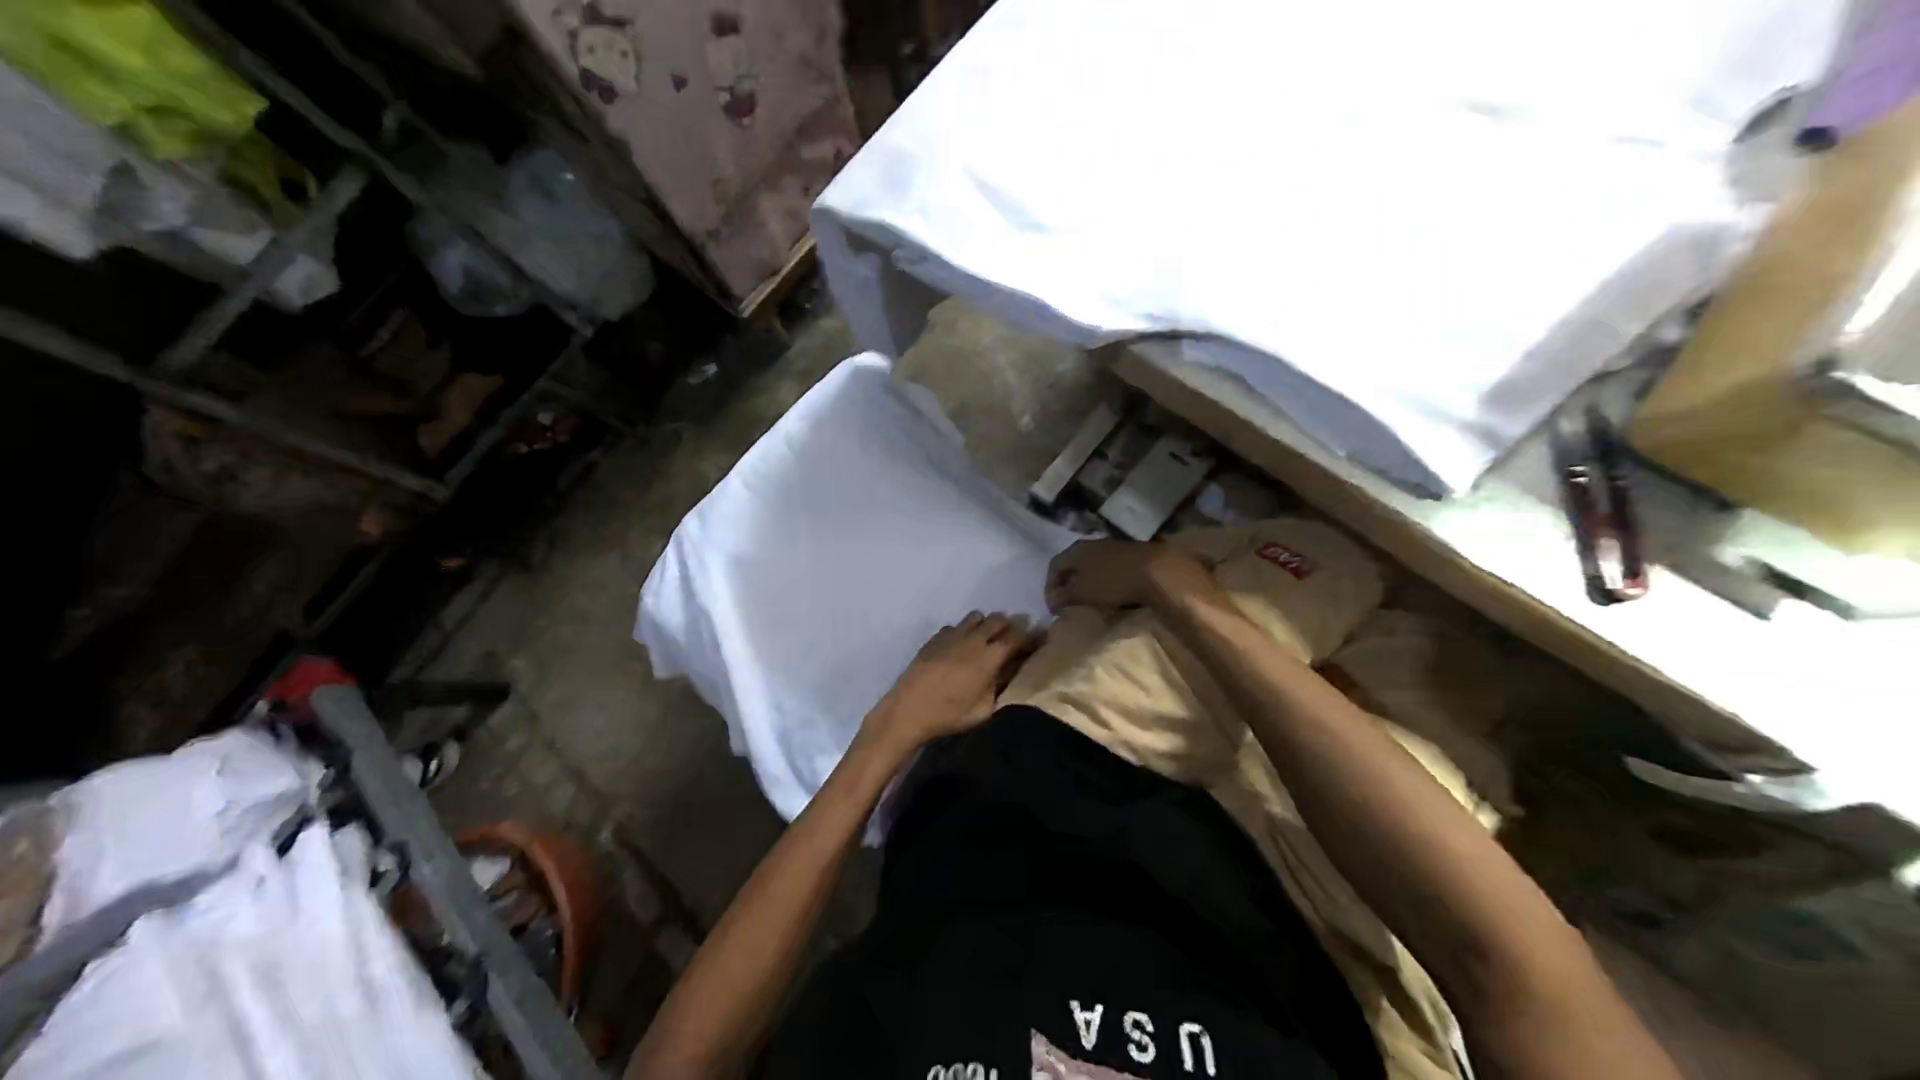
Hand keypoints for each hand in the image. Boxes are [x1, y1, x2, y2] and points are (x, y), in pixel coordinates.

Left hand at [860, 613, 1042, 754]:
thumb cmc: (950, 715)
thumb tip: (1013, 670)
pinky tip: (960, 647)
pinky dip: (964, 631)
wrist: (909, 710)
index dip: (1032, 634)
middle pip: (999, 619)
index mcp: (990, 657)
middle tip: (1014, 638)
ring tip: (987, 639)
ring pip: (976, 617)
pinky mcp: (935, 638)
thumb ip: (1002, 686)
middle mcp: (973, 639)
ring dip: (986, 624)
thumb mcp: (984, 709)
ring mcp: (952, 635)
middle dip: (1011, 625)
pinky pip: (955, 625)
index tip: (1040, 636)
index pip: (1018, 636)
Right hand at [1045, 539, 1215, 613]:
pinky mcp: (1131, 554)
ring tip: (1090, 601)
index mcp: (1075, 550)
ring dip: (1087, 583)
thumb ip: (1063, 597)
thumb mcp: (1083, 593)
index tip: (1053, 606)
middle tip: (1069, 603)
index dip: (1049, 586)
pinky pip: (1109, 569)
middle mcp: (1092, 544)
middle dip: (1068, 584)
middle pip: (1073, 564)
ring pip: (1092, 566)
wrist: (1157, 571)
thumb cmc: (1113, 582)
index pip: (1054, 566)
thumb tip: (1051, 601)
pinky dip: (1105, 582)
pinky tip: (1112, 595)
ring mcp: (1113, 547)